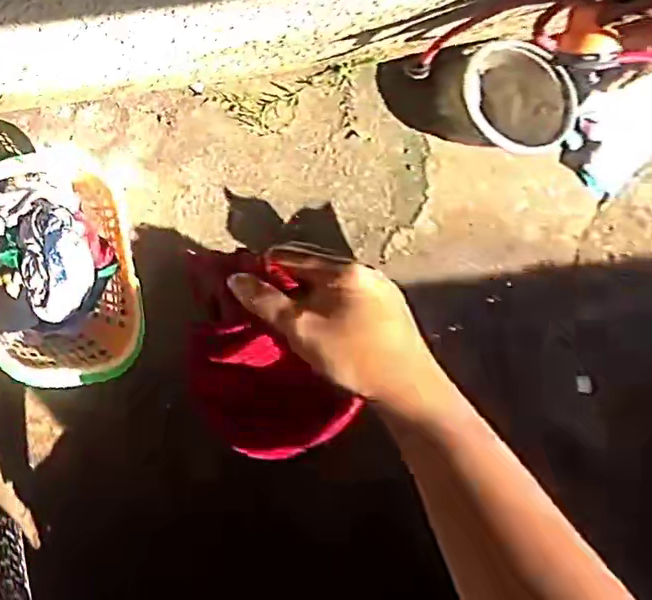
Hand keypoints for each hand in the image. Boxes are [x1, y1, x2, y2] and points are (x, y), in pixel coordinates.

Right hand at [227, 248, 454, 421]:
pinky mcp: (390, 307)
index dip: (261, 272)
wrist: (416, 398)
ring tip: (296, 319)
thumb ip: (262, 299)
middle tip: (272, 309)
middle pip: (305, 264)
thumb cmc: (353, 357)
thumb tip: (235, 277)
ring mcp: (381, 288)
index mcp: (342, 268)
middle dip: (283, 282)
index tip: (253, 295)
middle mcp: (364, 269)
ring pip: (324, 279)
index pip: (283, 254)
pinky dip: (325, 301)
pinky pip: (344, 292)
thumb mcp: (298, 328)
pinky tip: (324, 324)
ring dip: (304, 293)